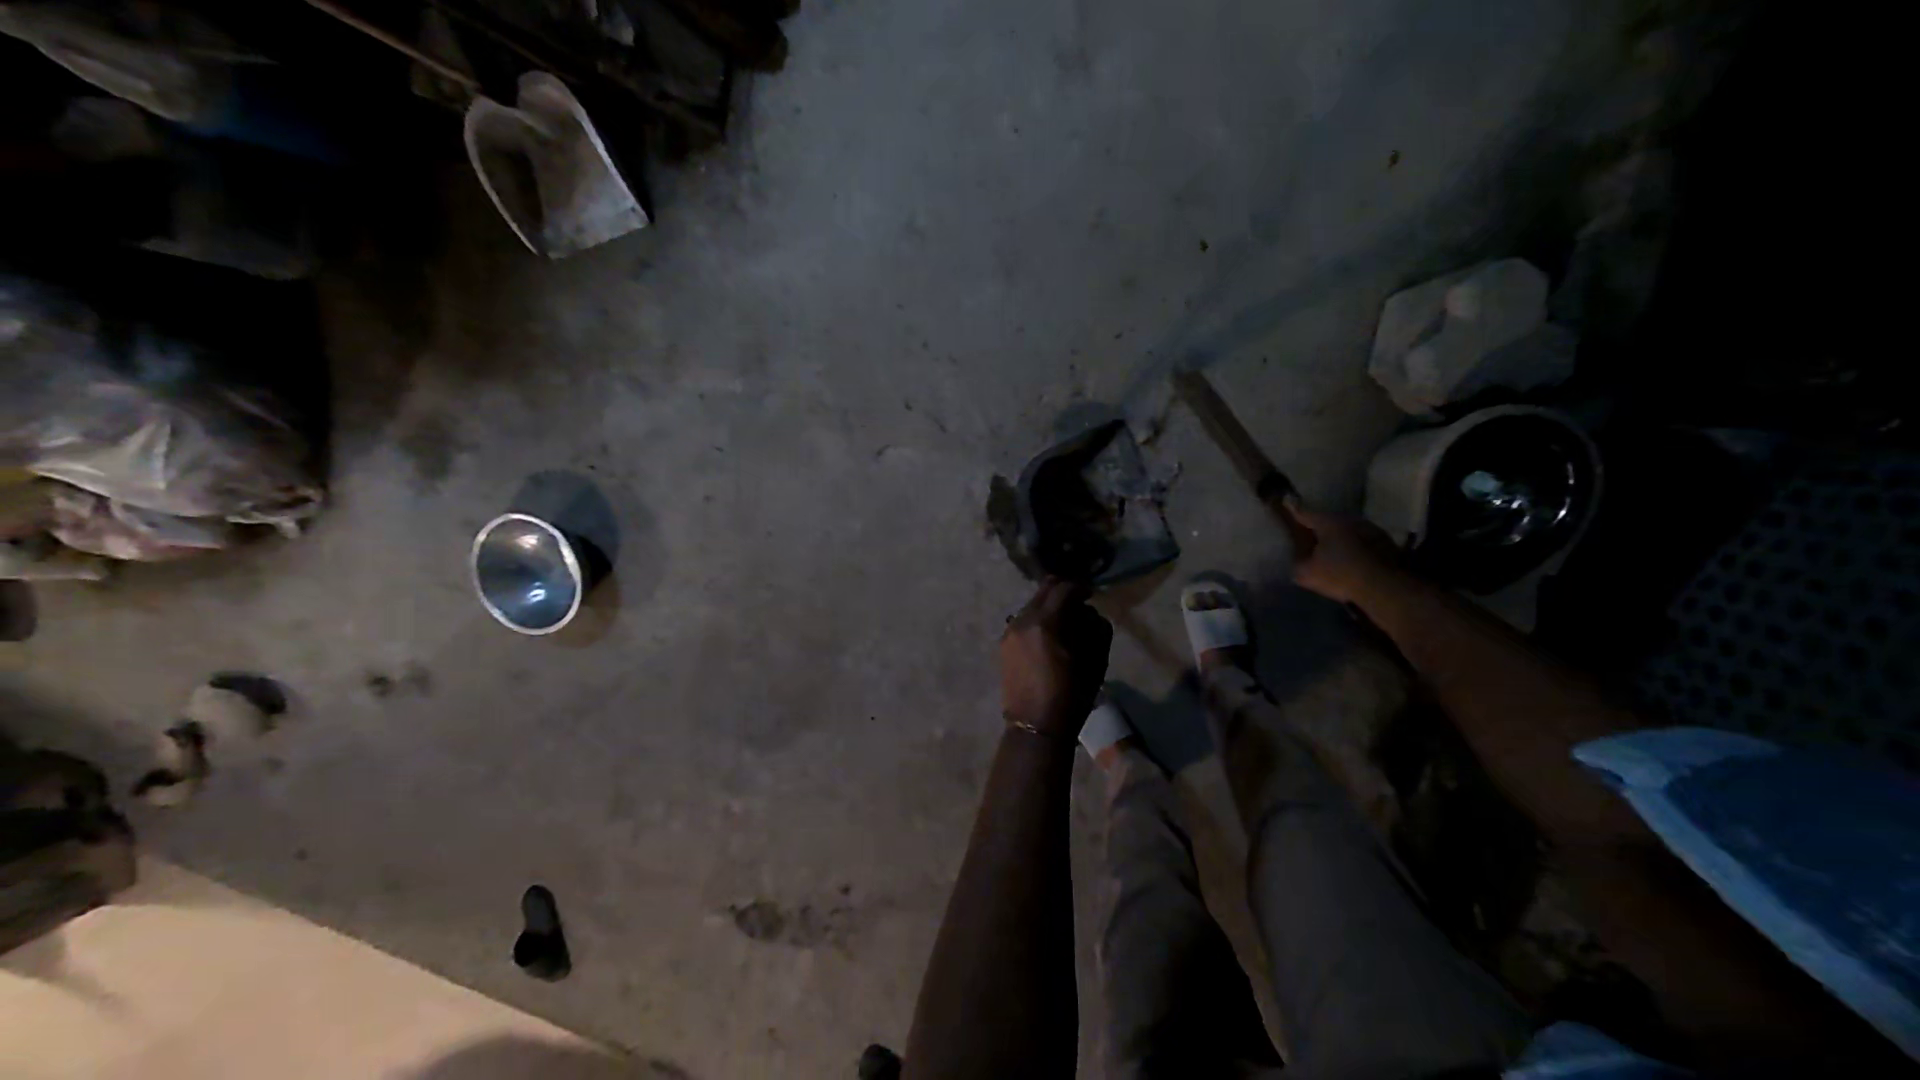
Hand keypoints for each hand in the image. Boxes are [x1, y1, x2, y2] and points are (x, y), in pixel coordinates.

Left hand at [999, 579, 1112, 737]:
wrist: (1036, 726)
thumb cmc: (1071, 695)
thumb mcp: (1096, 660)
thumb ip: (1096, 627)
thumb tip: (1088, 614)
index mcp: (1046, 622)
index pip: (1064, 589)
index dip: (1080, 588)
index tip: (1091, 594)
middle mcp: (1022, 620)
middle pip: (1043, 591)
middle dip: (1063, 592)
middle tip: (1078, 602)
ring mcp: (1009, 632)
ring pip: (1031, 605)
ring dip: (1049, 607)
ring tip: (1064, 624)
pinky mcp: (1003, 645)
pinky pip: (1023, 621)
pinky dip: (1037, 621)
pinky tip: (1048, 638)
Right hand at [1288, 508, 1406, 604]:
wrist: (1383, 587)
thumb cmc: (1339, 575)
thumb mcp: (1305, 573)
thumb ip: (1296, 560)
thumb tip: (1295, 554)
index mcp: (1328, 522)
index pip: (1304, 514)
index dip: (1292, 513)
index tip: (1285, 507)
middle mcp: (1349, 519)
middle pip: (1327, 521)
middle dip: (1317, 528)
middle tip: (1308, 538)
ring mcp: (1370, 529)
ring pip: (1346, 529)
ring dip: (1338, 537)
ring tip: (1330, 550)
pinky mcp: (1385, 542)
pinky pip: (1361, 540)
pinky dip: (1354, 546)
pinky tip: (1350, 558)